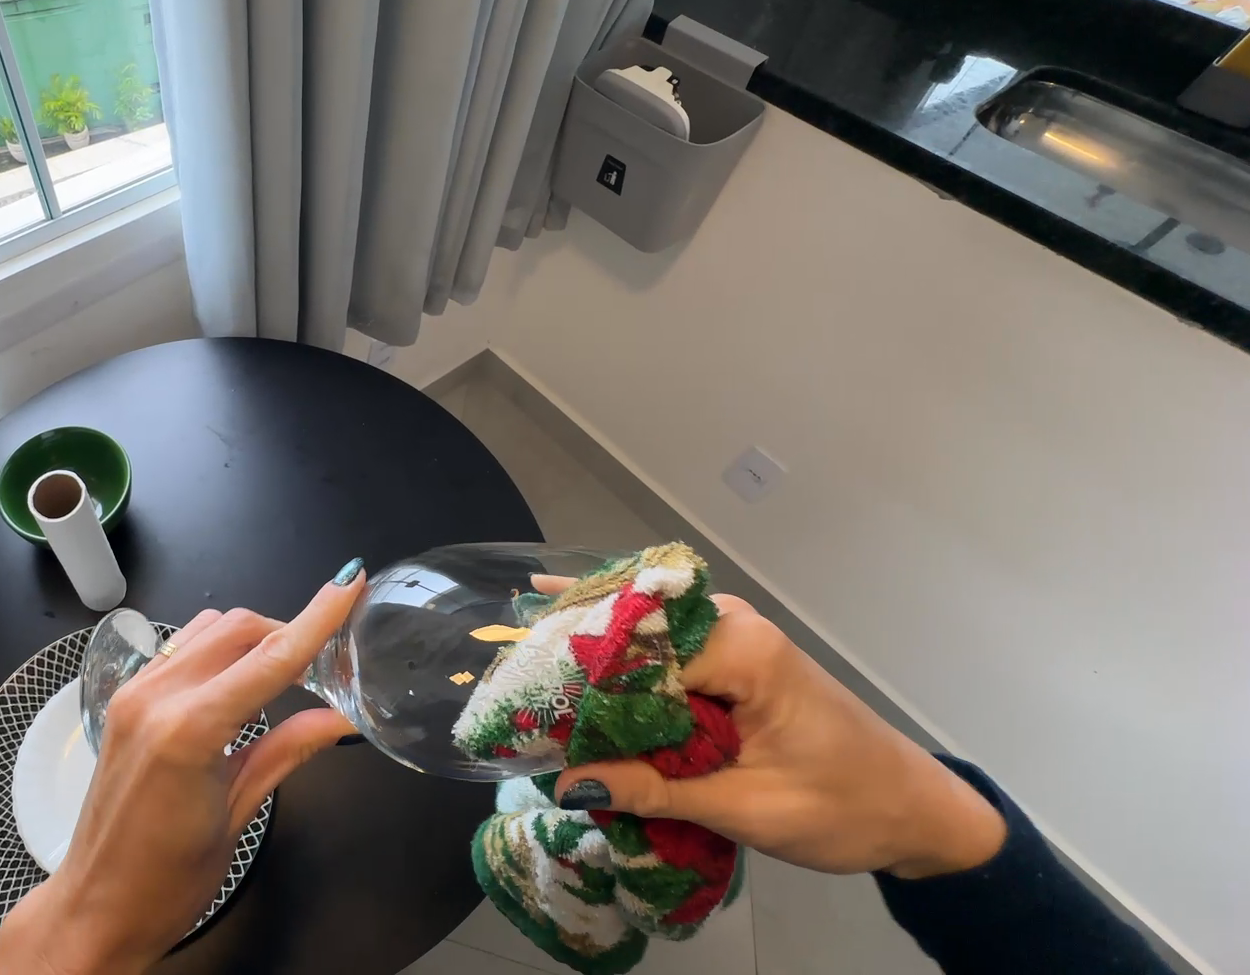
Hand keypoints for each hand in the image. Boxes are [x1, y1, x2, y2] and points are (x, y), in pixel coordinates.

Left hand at [0, 563, 366, 973]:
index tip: (349, 581)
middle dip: (287, 630)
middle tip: (323, 662)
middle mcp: (158, 694)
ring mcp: (137, 690)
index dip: (318, 616)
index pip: (271, 657)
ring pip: (209, 626)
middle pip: (239, 627)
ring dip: (252, 635)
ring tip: (281, 670)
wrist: (92, 907)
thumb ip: (289, 750)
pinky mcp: (126, 695)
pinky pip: (181, 645)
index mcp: (191, 730)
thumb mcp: (240, 814)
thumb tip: (342, 717)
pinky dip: (218, 647)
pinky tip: (236, 678)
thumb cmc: (170, 881)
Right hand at [554, 595, 1005, 879]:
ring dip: (590, 649)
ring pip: (641, 631)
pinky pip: (661, 644)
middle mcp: (730, 623)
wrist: (921, 812)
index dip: (581, 678)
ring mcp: (730, 632)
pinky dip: (621, 656)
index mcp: (742, 650)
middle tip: (513, 672)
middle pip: (631, 628)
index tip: (531, 705)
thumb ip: (654, 789)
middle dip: (572, 648)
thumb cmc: (847, 810)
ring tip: (531, 666)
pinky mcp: (729, 652)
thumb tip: (567, 784)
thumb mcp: (748, 809)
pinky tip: (576, 654)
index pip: (637, 650)